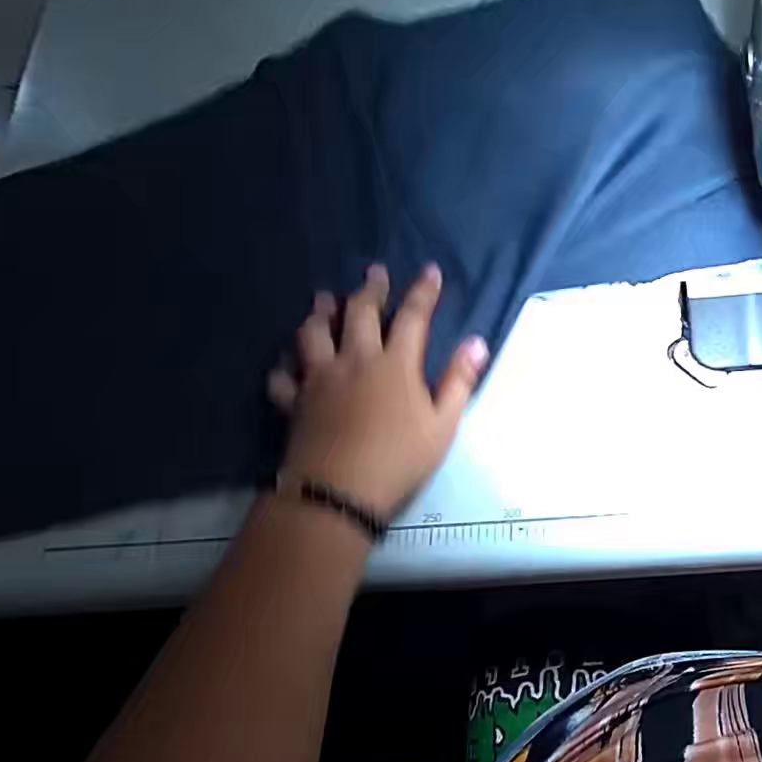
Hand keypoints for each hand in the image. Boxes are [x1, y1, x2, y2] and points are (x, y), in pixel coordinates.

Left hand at [268, 263, 488, 515]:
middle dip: (370, 290)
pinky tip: (289, 361)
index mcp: (396, 365)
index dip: (423, 293)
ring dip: (322, 313)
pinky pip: (284, 374)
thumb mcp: (444, 424)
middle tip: (374, 272)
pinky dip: (287, 363)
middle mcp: (355, 361)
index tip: (430, 271)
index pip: (413, 318)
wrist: (340, 490)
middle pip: (360, 314)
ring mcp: (319, 379)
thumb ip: (459, 381)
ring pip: (314, 334)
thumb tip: (477, 343)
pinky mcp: (295, 401)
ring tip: (325, 300)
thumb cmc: (402, 457)